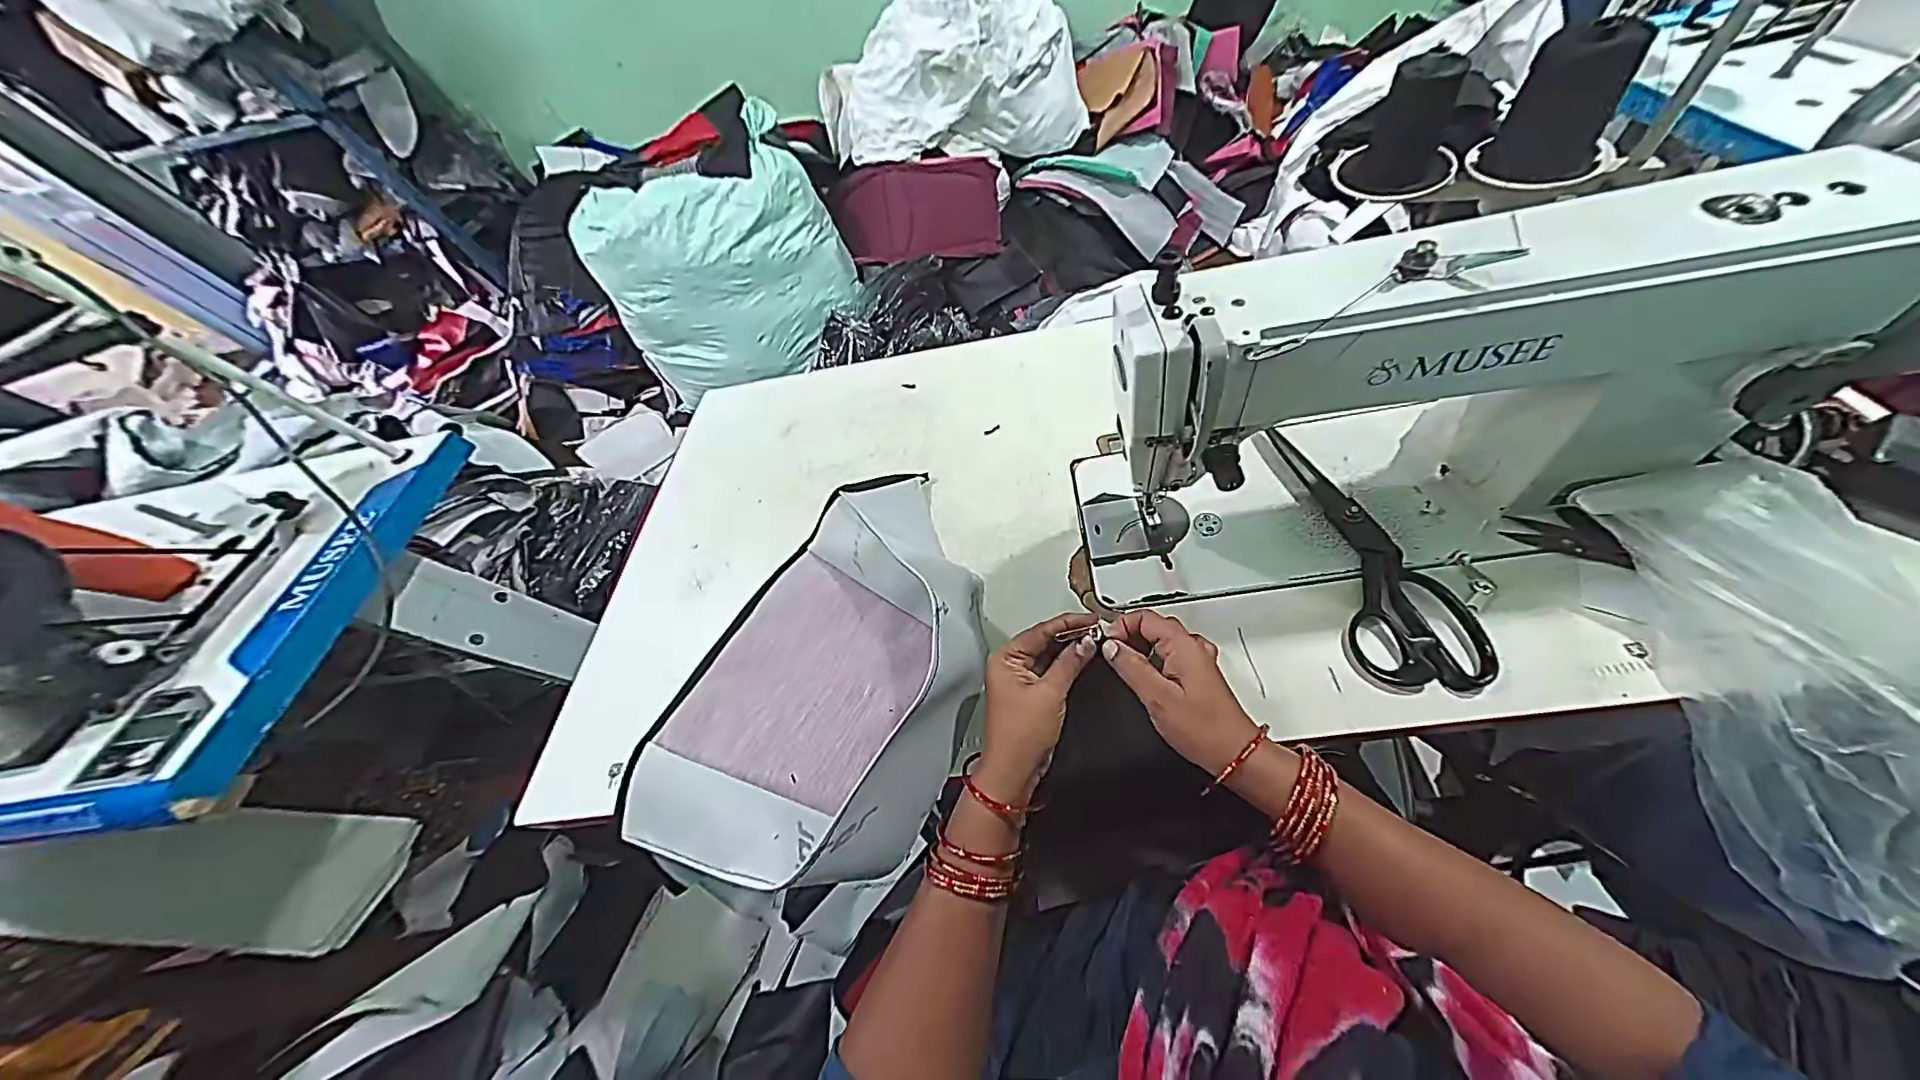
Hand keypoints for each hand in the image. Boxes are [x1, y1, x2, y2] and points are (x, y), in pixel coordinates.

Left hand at [977, 613, 1099, 799]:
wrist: (1014, 770)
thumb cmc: (1019, 737)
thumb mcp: (1051, 693)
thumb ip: (1070, 663)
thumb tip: (1085, 643)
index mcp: (1004, 658)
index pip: (1040, 630)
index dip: (1068, 623)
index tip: (1090, 620)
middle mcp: (1008, 665)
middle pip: (1043, 640)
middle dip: (1070, 634)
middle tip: (1095, 629)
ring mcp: (1018, 679)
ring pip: (1048, 655)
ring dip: (1070, 649)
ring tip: (1093, 641)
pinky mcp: (1029, 693)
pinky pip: (1050, 670)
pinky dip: (1066, 665)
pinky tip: (1081, 660)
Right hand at [1101, 611, 1261, 773]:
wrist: (1234, 753)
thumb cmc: (1206, 730)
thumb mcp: (1157, 697)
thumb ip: (1130, 667)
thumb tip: (1111, 647)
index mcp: (1184, 645)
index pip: (1144, 617)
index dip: (1120, 627)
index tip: (1107, 644)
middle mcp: (1194, 647)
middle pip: (1152, 625)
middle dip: (1127, 637)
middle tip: (1112, 655)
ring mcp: (1197, 660)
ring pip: (1160, 641)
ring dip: (1139, 650)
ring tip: (1125, 669)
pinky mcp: (1197, 674)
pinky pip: (1169, 656)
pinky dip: (1152, 662)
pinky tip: (1145, 681)